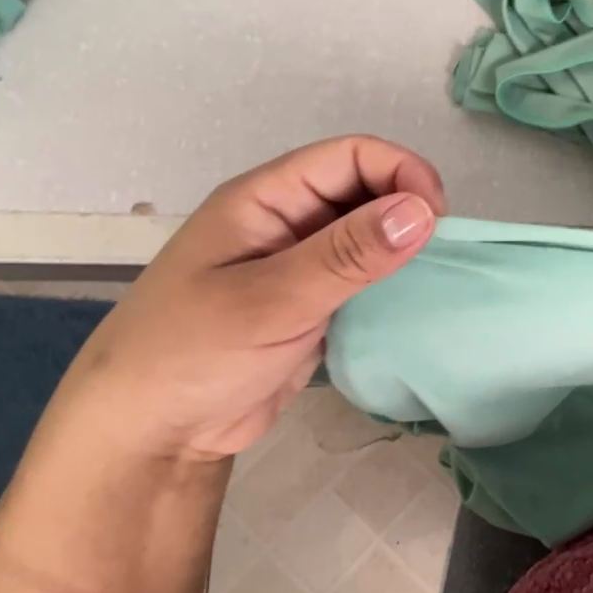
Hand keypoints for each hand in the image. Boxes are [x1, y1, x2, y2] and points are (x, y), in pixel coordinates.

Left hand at [47, 136, 446, 461]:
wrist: (152, 435)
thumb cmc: (192, 355)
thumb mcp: (272, 300)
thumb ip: (348, 254)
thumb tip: (423, 212)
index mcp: (265, 199)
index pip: (351, 157)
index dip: (402, 173)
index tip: (438, 221)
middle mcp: (288, 222)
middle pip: (366, 189)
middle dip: (409, 209)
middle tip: (441, 255)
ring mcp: (301, 264)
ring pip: (370, 234)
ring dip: (404, 248)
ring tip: (435, 278)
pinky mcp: (314, 304)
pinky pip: (366, 276)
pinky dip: (394, 282)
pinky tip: (413, 302)